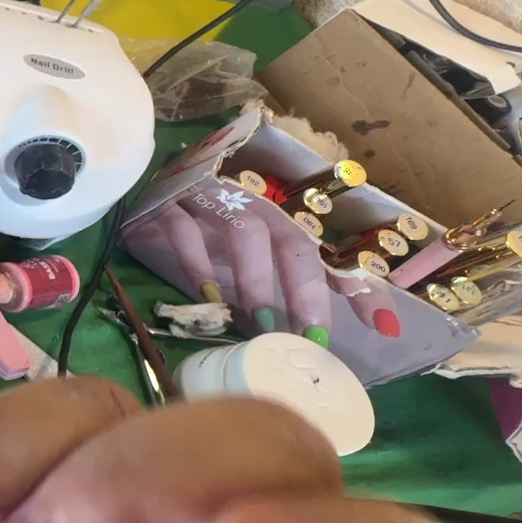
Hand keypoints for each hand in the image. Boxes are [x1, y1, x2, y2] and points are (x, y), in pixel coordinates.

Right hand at [128, 197, 399, 340]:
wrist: (137, 189)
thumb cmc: (197, 222)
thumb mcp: (247, 248)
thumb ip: (287, 271)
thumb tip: (343, 317)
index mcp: (273, 214)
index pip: (329, 250)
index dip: (358, 285)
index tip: (384, 328)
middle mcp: (248, 202)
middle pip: (291, 239)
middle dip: (304, 288)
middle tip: (308, 334)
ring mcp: (206, 199)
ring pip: (243, 232)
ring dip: (256, 280)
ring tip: (258, 322)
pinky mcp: (166, 202)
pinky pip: (184, 230)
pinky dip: (197, 262)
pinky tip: (205, 294)